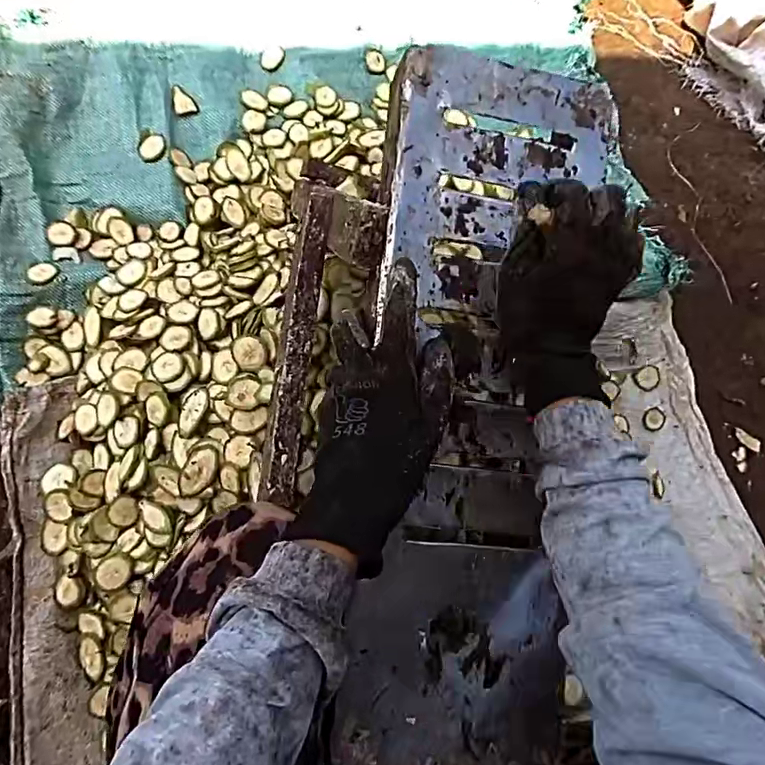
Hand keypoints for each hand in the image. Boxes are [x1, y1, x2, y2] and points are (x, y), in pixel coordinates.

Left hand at [288, 262, 452, 577]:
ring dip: (349, 340)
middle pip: (352, 329)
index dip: (401, 293)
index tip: (402, 268)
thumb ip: (435, 382)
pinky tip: (356, 382)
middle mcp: (359, 372)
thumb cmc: (399, 461)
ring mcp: (338, 387)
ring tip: (360, 338)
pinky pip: (337, 376)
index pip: (396, 322)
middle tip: (368, 306)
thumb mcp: (430, 425)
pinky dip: (347, 370)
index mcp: (390, 372)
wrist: (351, 496)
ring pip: (341, 352)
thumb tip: (437, 346)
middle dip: (360, 313)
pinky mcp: (326, 404)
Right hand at [497, 182, 642, 413]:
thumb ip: (527, 237)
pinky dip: (621, 234)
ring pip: (627, 215)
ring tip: (584, 220)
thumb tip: (533, 208)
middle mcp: (602, 242)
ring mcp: (618, 258)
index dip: (553, 189)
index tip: (537, 195)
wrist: (553, 350)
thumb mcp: (514, 272)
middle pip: (609, 196)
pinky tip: (603, 240)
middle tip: (564, 206)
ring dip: (606, 211)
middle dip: (586, 194)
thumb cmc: (526, 312)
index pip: (571, 194)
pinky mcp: (624, 274)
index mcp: (571, 239)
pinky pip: (634, 242)